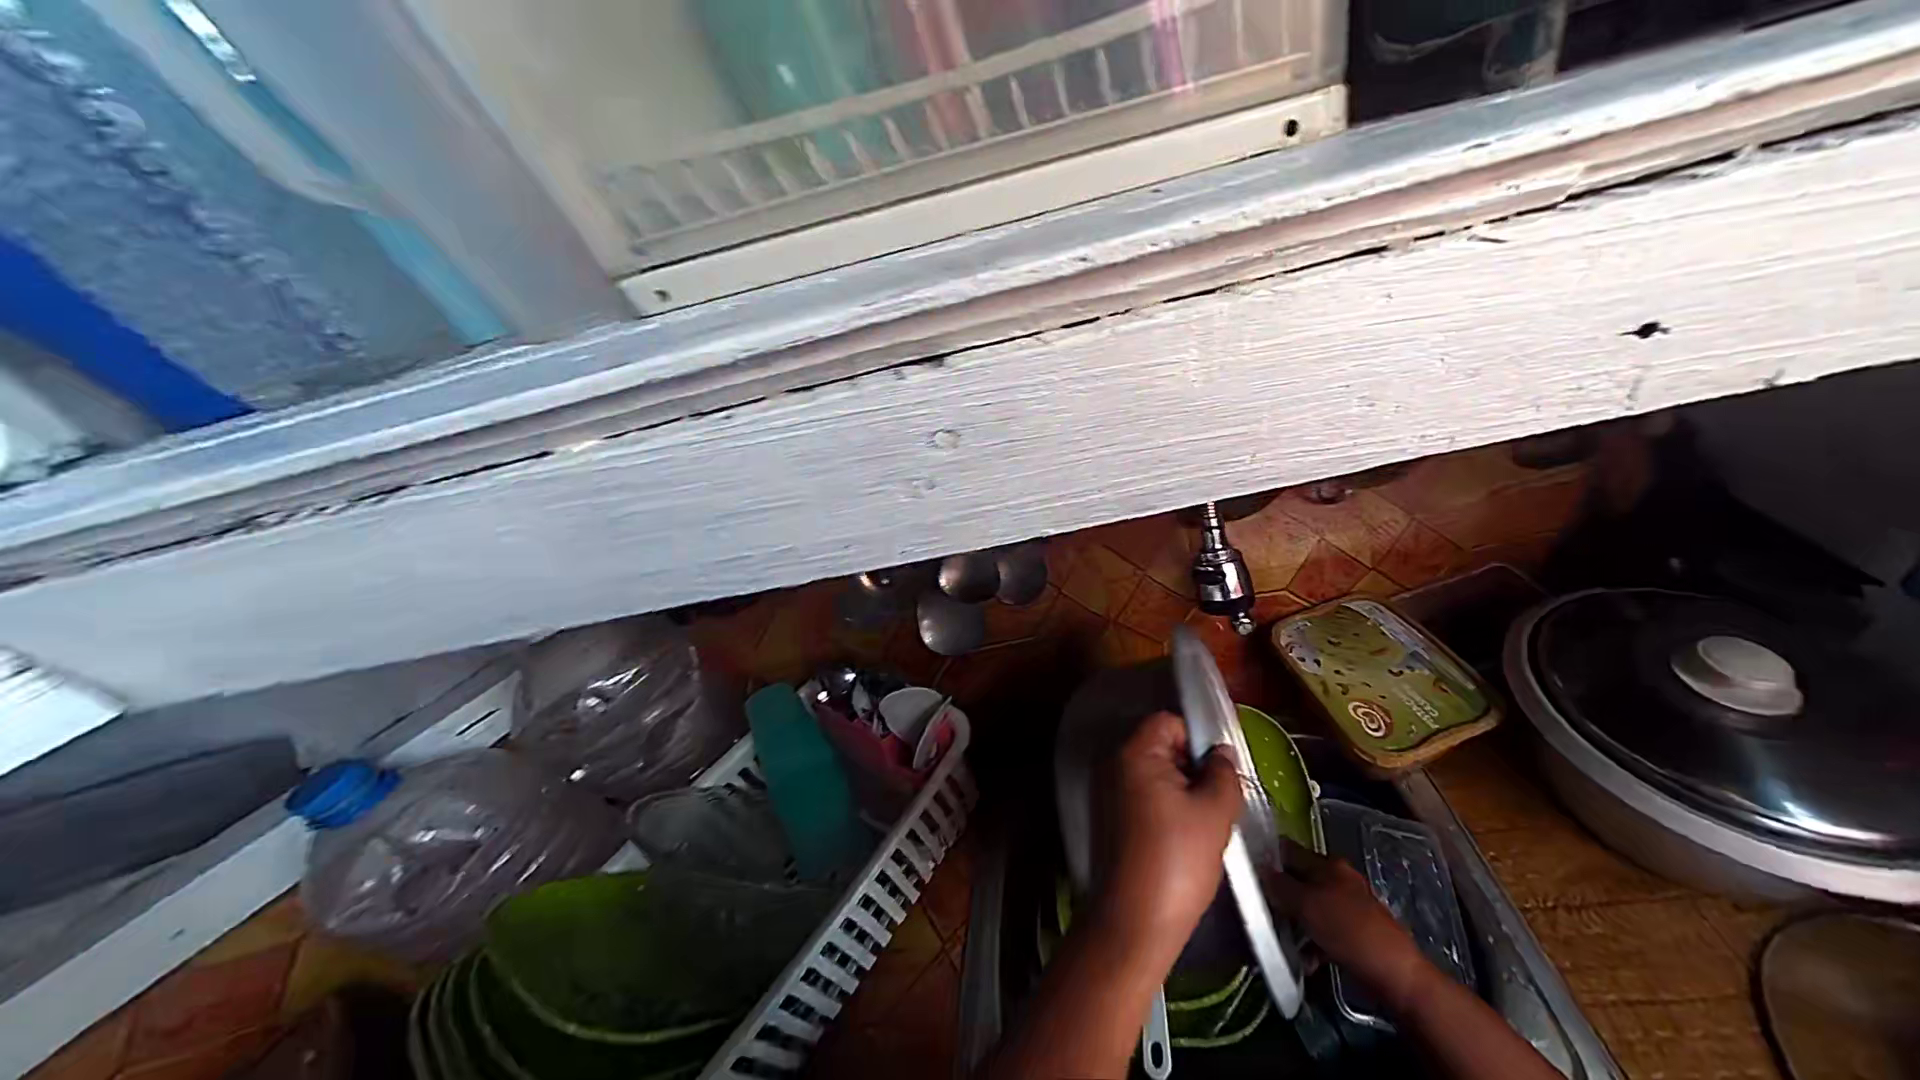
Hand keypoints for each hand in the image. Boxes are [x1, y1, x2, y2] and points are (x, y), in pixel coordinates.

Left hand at [1093, 711, 1241, 956]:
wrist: (1137, 919)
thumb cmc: (1177, 859)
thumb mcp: (1214, 812)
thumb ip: (1224, 773)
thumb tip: (1222, 753)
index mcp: (1134, 754)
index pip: (1168, 722)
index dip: (1197, 737)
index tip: (1222, 767)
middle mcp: (1115, 766)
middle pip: (1162, 746)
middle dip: (1193, 765)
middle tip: (1219, 797)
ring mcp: (1110, 793)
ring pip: (1158, 775)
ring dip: (1185, 790)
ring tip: (1207, 821)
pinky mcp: (1113, 819)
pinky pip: (1147, 797)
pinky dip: (1170, 808)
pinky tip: (1188, 836)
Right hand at [1266, 841, 1430, 1011]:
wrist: (1398, 976)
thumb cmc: (1348, 932)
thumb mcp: (1305, 905)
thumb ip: (1279, 885)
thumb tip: (1260, 870)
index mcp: (1328, 864)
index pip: (1287, 849)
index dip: (1265, 857)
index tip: (1245, 872)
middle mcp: (1339, 879)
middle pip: (1297, 879)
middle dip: (1279, 895)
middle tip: (1260, 909)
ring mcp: (1348, 907)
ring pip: (1308, 907)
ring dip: (1293, 922)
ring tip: (1280, 940)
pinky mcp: (1355, 933)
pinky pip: (1322, 930)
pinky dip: (1311, 942)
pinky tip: (1304, 959)